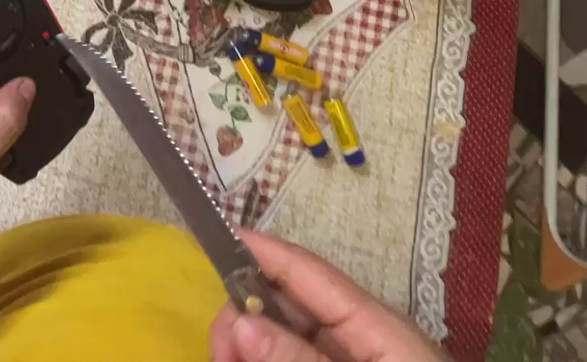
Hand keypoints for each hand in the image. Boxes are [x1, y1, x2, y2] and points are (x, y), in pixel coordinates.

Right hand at [209, 230, 447, 361]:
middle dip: (244, 319)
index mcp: (375, 329)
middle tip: (219, 356)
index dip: (260, 249)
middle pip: (286, 306)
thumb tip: (240, 321)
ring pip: (284, 341)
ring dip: (252, 351)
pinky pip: (296, 361)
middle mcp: (360, 341)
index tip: (210, 237)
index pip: (306, 271)